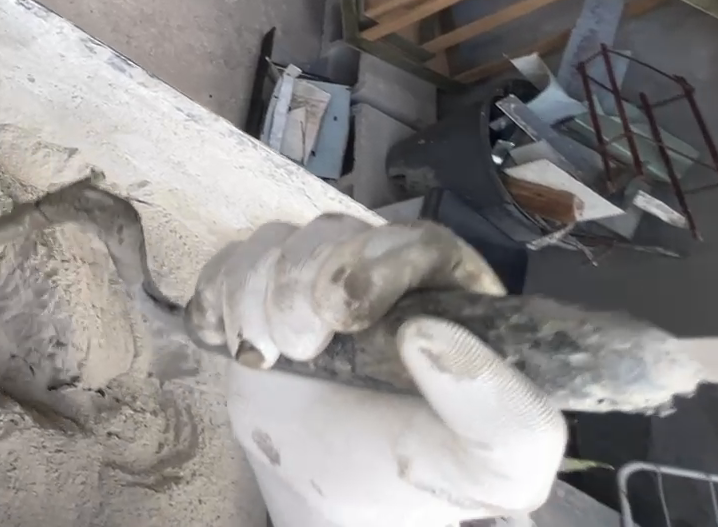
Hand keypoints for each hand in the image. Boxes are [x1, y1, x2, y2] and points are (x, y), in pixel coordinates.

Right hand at [191, 216, 565, 526]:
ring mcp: (305, 273)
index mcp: (447, 296)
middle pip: (330, 232)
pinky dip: (215, 296)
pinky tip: (226, 340)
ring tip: (262, 356)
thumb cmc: (408, 472)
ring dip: (251, 295)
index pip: (417, 241)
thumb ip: (502, 416)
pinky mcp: (250, 282)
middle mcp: (374, 269)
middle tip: (299, 350)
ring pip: (270, 241)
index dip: (373, 262)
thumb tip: (431, 335)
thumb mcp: (487, 470)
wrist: (323, 485)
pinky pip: (224, 259)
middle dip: (298, 286)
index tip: (344, 317)